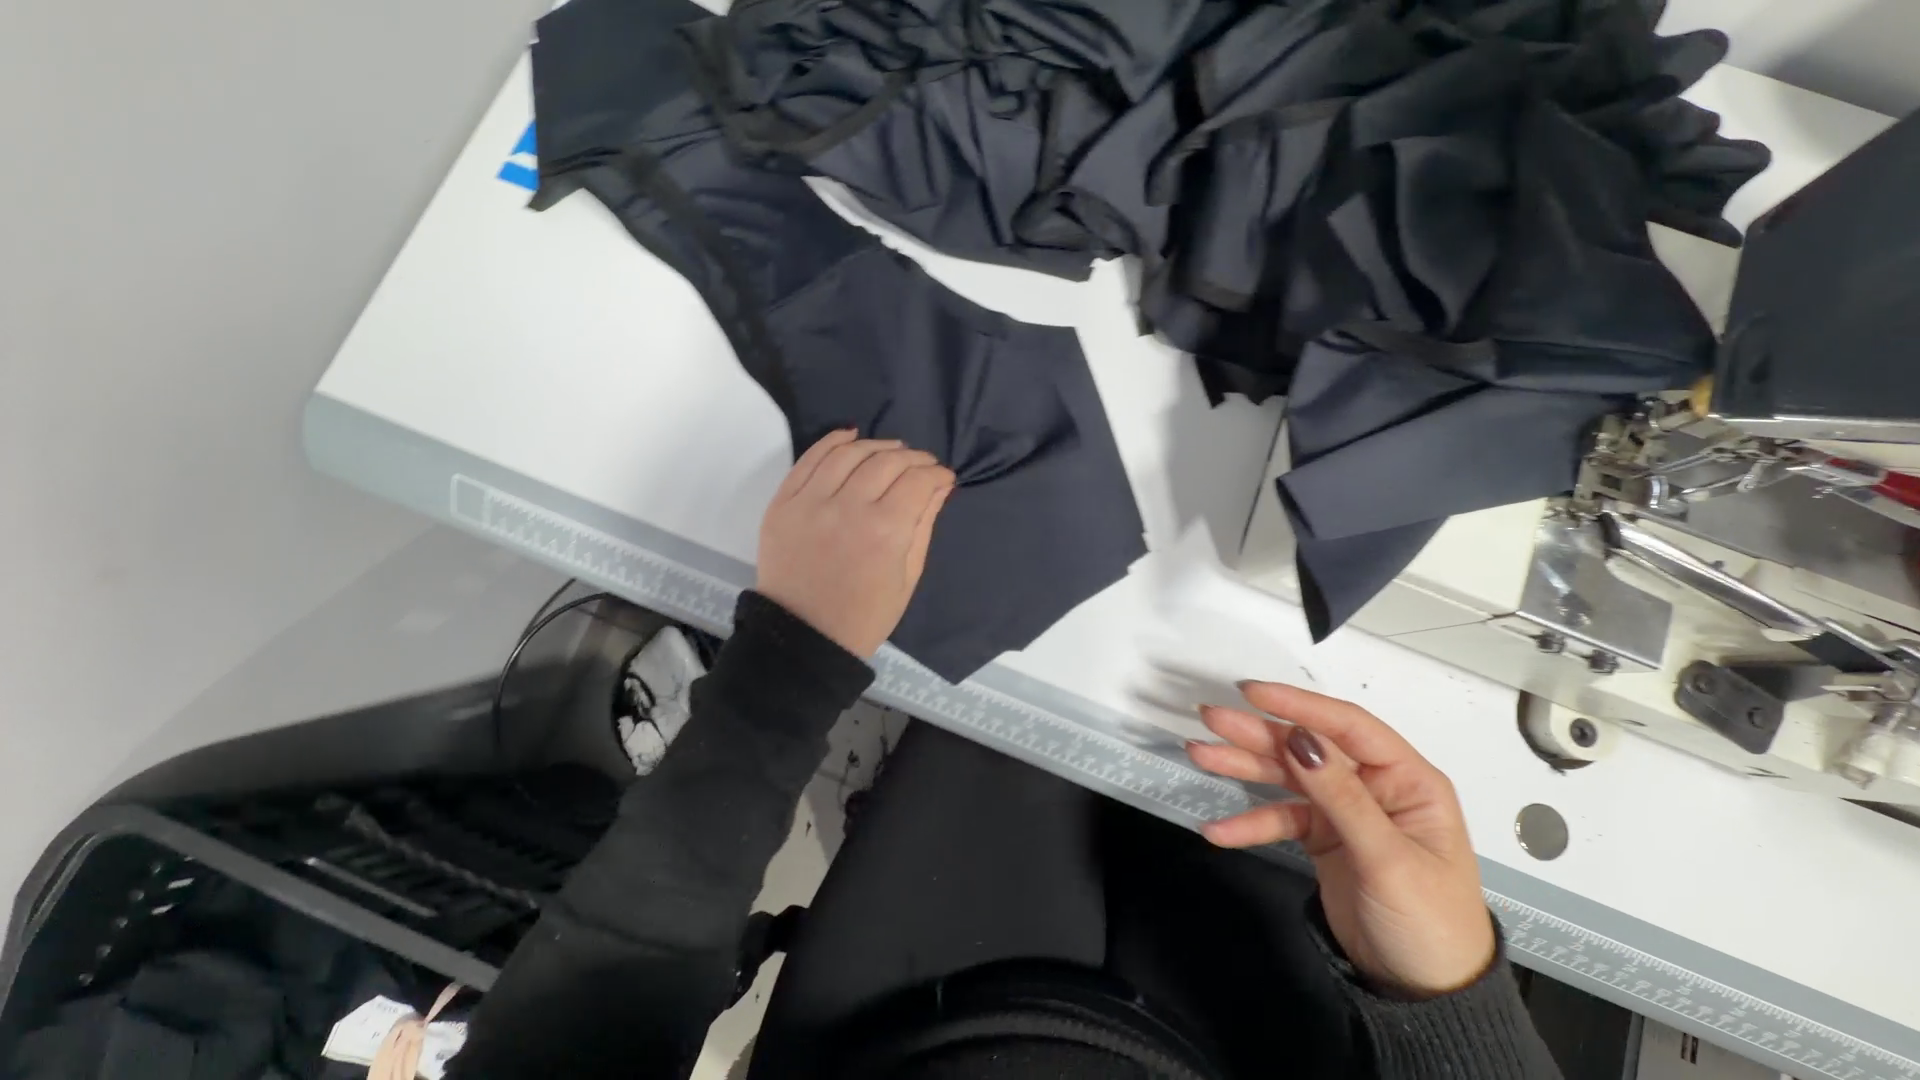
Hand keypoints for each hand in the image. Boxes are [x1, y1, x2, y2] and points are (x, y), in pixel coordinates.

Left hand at [756, 430, 955, 657]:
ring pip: (849, 453)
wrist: (802, 636)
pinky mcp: (783, 503)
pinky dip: (833, 442)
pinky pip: (810, 459)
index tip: (943, 477)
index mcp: (885, 531)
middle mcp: (848, 507)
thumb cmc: (864, 616)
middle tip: (922, 465)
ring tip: (891, 451)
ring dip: (876, 446)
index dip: (936, 474)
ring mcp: (810, 502)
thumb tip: (940, 486)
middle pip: (887, 461)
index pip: (918, 481)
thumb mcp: (908, 578)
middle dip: (913, 458)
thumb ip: (923, 525)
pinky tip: (850, 438)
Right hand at [1186, 682, 1495, 998]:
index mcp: (1407, 780)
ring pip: (1286, 778)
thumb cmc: (1430, 922)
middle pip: (1307, 748)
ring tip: (1200, 754)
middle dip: (1257, 734)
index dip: (1299, 706)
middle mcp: (1373, 786)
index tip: (1253, 693)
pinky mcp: (1322, 838)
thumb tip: (1303, 740)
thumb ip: (1343, 797)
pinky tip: (1219, 830)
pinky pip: (1280, 819)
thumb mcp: (1388, 859)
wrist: (1425, 992)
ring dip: (1243, 767)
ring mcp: (1344, 812)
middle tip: (1210, 718)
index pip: (1348, 727)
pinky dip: (1250, 824)